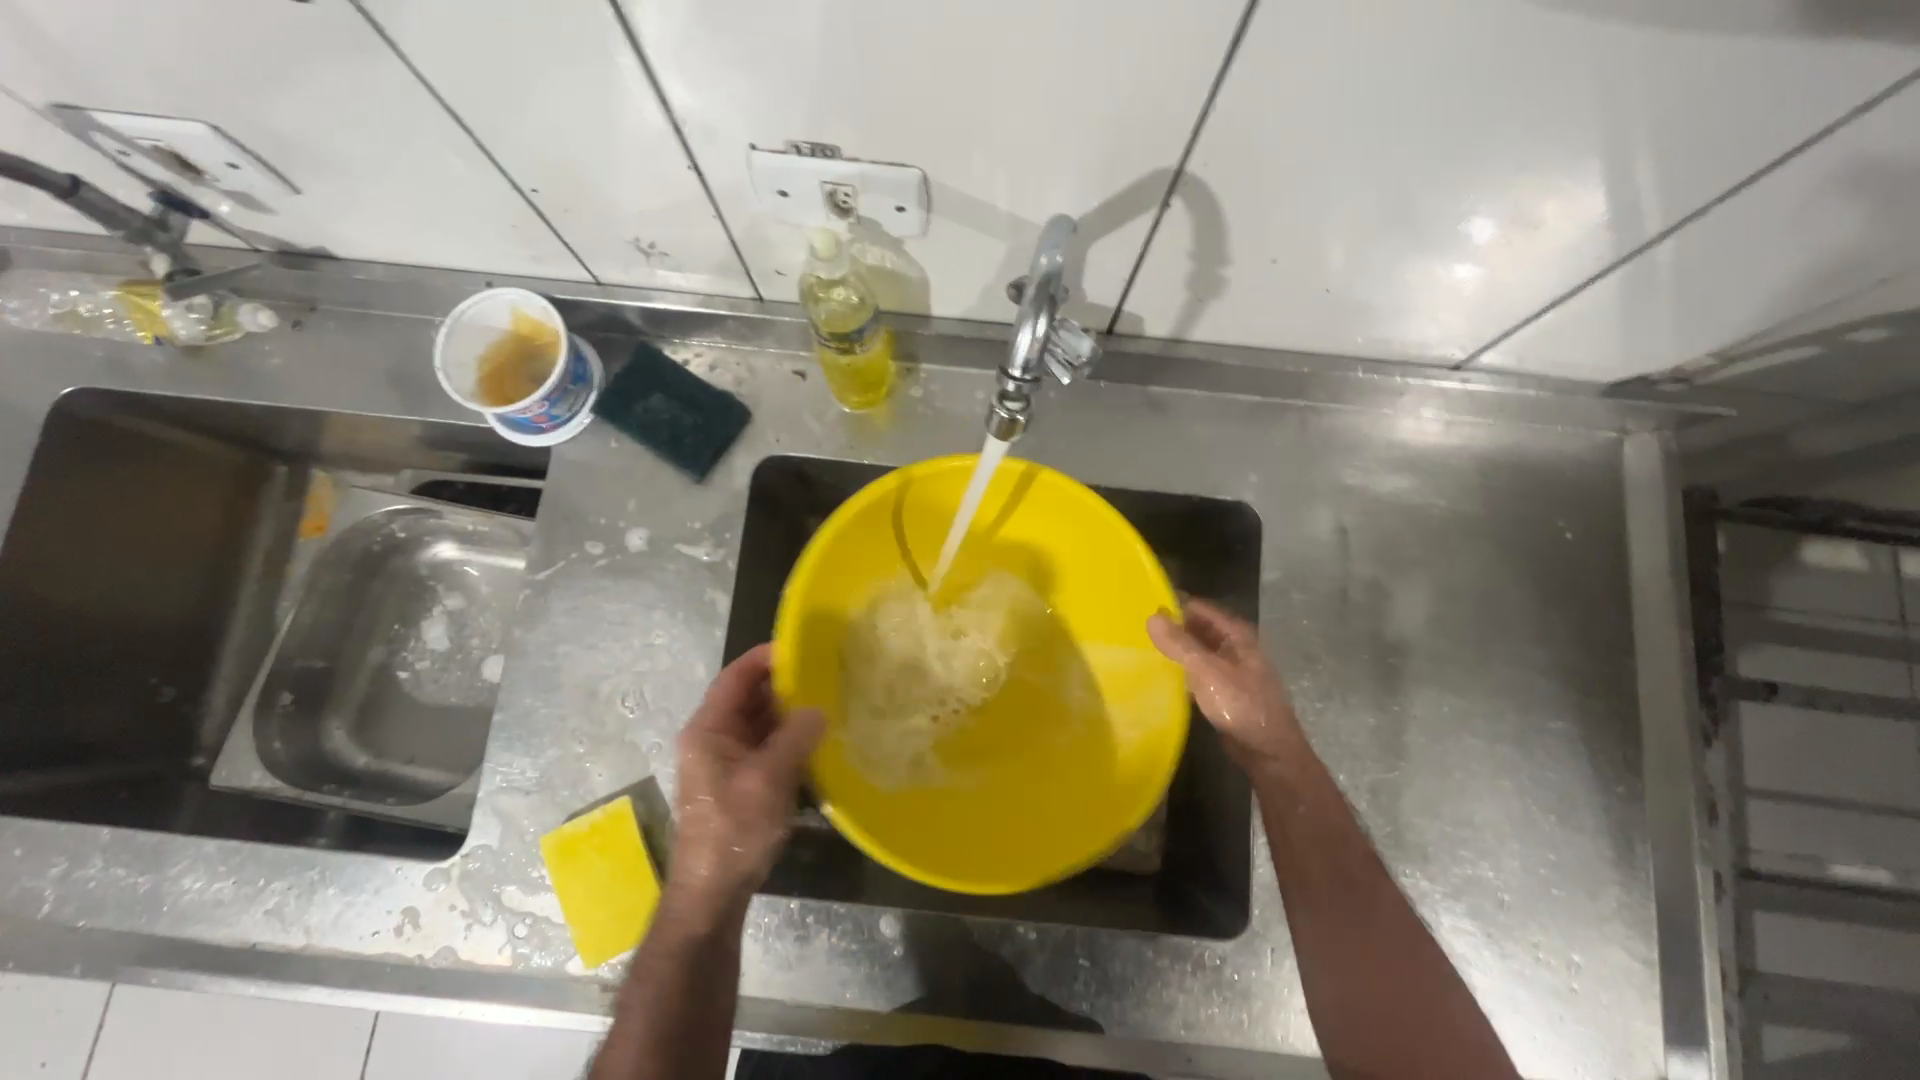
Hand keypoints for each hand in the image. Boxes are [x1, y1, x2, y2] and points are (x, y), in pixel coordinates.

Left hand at [668, 644, 824, 915]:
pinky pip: (764, 746)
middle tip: (825, 673)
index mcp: (707, 730)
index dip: (765, 658)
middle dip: (783, 683)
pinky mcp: (739, 781)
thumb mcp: (769, 780)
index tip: (802, 647)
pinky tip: (816, 737)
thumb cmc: (734, 830)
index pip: (735, 677)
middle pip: (747, 697)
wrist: (713, 890)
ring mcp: (725, 761)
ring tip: (828, 699)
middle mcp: (712, 738)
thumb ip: (795, 738)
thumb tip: (819, 709)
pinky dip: (787, 737)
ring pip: (757, 722)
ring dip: (787, 711)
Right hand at [1147, 599, 1307, 774]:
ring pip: (1198, 652)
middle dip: (1173, 629)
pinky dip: (1182, 671)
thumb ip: (1180, 644)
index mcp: (1237, 635)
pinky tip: (1161, 675)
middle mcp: (1235, 648)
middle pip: (1199, 629)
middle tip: (1138, 629)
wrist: (1267, 751)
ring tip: (1144, 648)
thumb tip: (1152, 616)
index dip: (1175, 606)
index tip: (1144, 606)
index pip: (1200, 608)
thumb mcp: (1208, 671)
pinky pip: (1198, 673)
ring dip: (1177, 651)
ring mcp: (1230, 670)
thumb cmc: (1241, 705)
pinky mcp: (1223, 692)